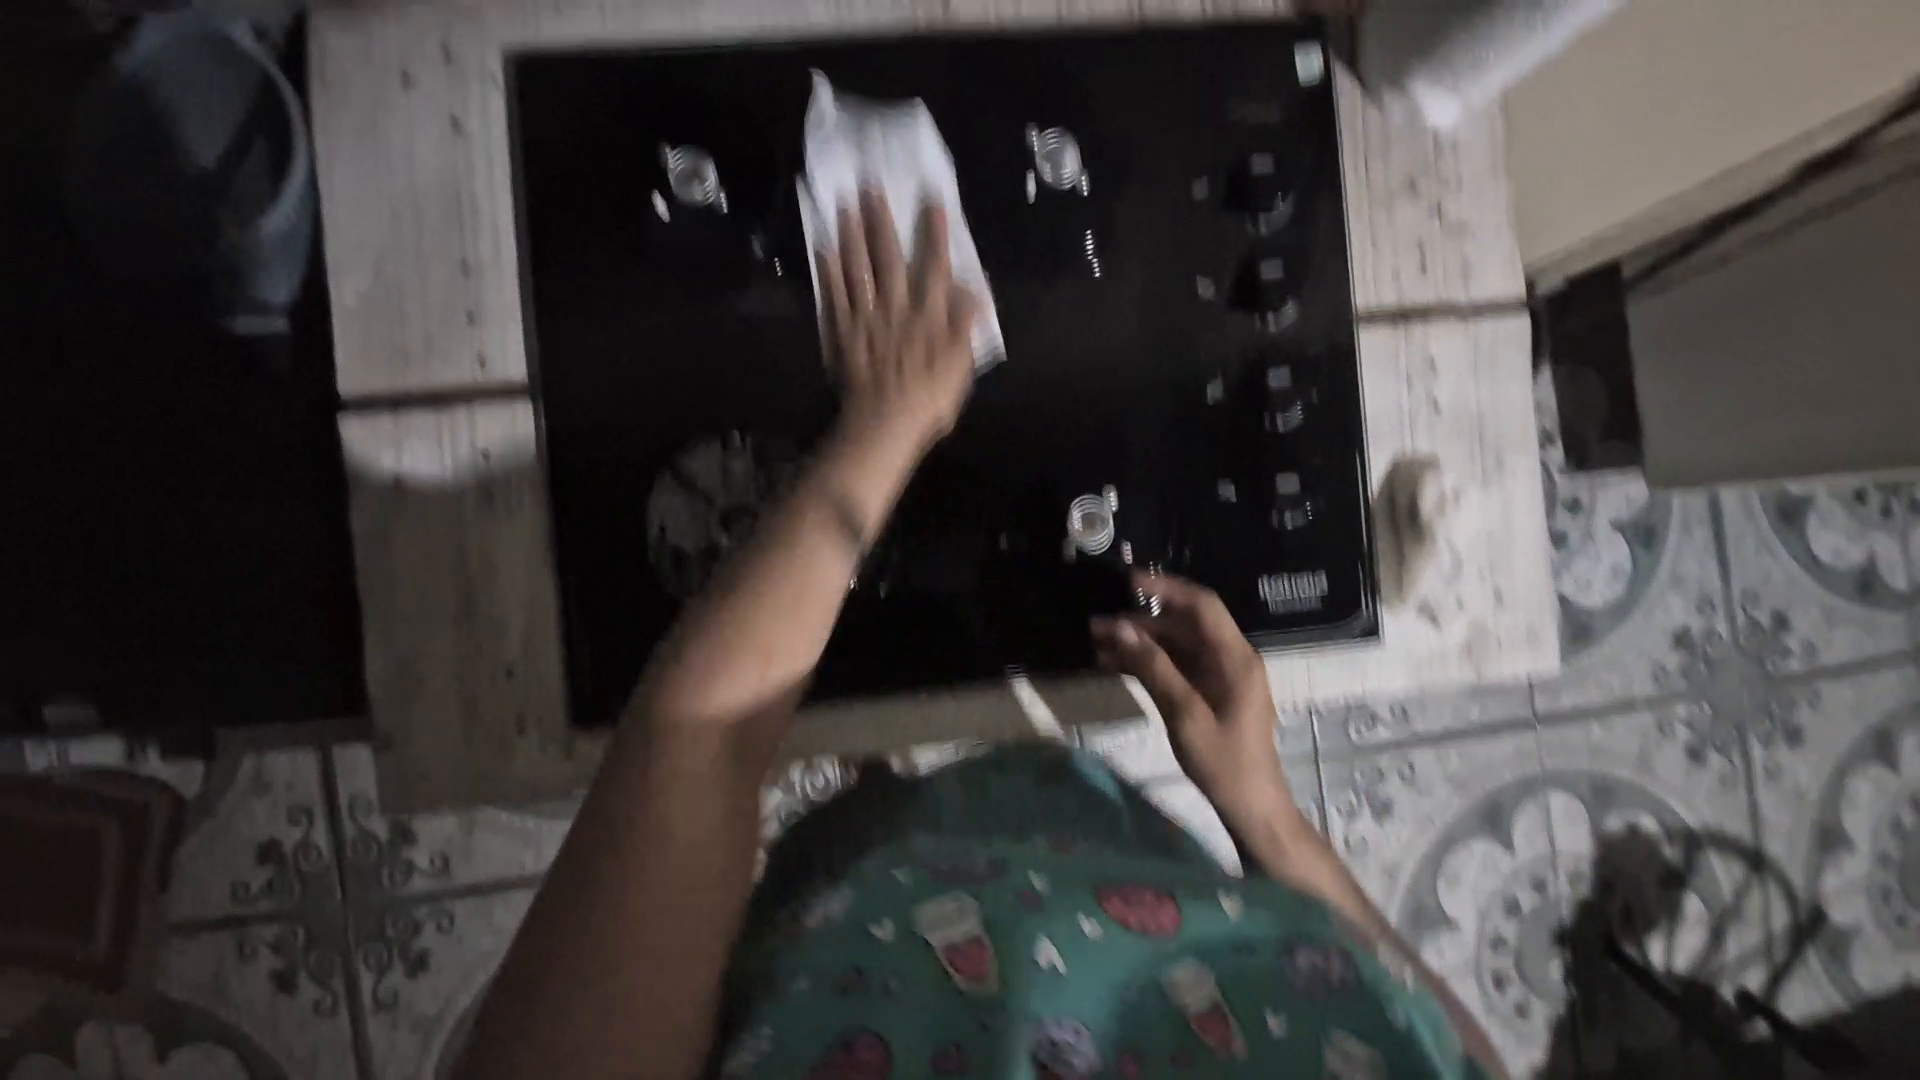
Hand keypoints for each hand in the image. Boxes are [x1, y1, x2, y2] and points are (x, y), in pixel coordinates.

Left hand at [816, 190, 980, 455]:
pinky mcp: (842, 331)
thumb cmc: (928, 400)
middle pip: (888, 256)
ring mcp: (865, 317)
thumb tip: (973, 288)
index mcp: (927, 315)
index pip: (933, 265)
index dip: (933, 231)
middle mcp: (895, 307)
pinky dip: (828, 269)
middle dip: (881, 218)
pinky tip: (823, 245)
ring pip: (857, 268)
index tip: (930, 197)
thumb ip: (964, 326)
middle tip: (871, 182)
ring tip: (845, 202)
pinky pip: (833, 295)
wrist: (884, 424)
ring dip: (851, 233)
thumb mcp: (959, 367)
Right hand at [1090, 573, 1298, 825]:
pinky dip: (1145, 663)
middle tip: (1097, 622)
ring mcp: (1217, 676)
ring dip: (1138, 643)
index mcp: (1235, 658)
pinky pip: (1172, 666)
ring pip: (1173, 645)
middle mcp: (1228, 659)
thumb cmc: (1223, 762)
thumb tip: (1120, 626)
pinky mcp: (1204, 693)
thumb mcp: (1185, 713)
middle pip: (1183, 624)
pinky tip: (1112, 664)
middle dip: (1140, 621)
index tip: (1127, 581)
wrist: (1249, 807)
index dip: (1166, 588)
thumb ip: (1153, 667)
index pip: (1202, 605)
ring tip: (1097, 642)